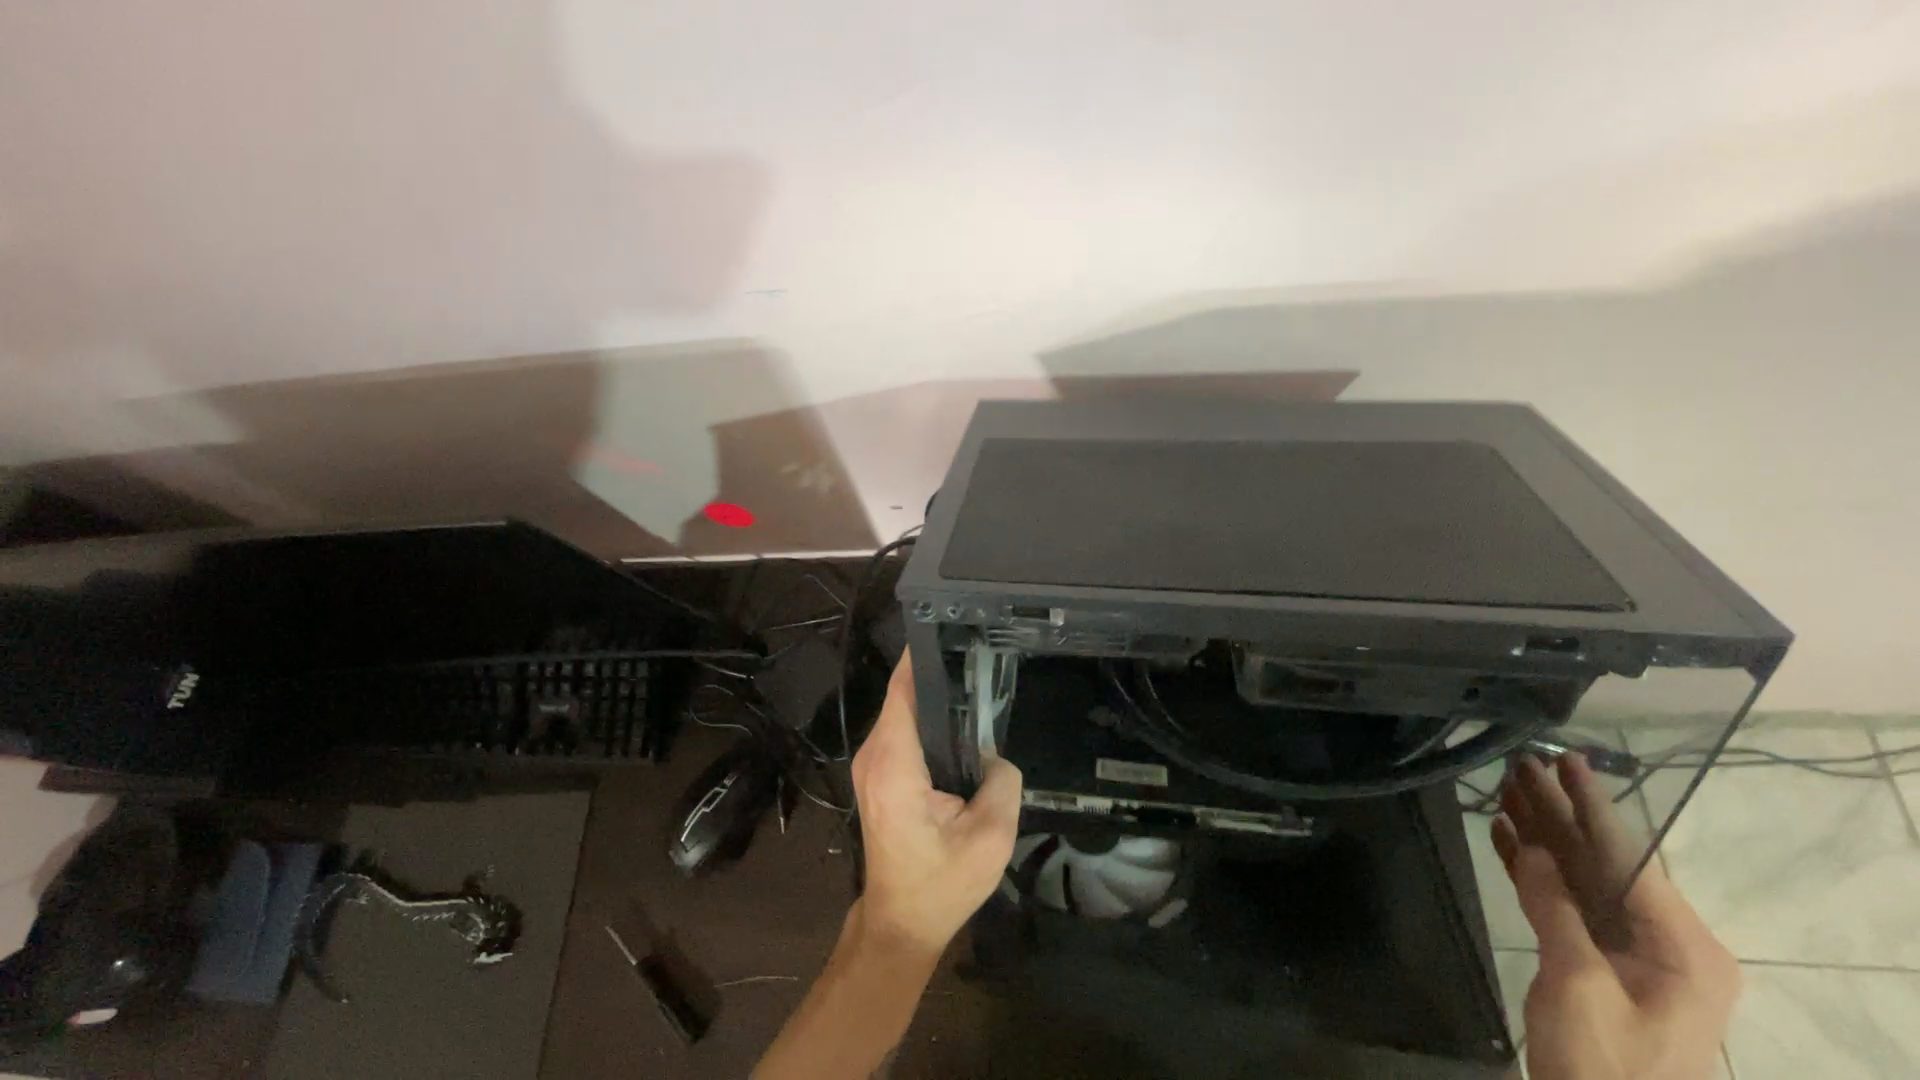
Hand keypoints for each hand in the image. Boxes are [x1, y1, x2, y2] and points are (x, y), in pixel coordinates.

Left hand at [849, 650, 1022, 955]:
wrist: (903, 921)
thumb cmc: (941, 884)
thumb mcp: (991, 837)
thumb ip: (1001, 781)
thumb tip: (993, 753)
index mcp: (894, 764)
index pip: (904, 690)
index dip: (925, 656)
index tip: (954, 627)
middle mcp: (874, 755)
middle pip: (904, 695)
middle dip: (939, 673)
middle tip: (983, 653)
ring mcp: (872, 764)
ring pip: (904, 712)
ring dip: (935, 698)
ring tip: (978, 681)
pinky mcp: (879, 773)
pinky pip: (903, 730)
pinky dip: (928, 720)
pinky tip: (960, 720)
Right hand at [1493, 753, 1741, 1079]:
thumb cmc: (1603, 1063)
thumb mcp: (1579, 985)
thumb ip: (1556, 910)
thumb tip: (1531, 847)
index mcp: (1683, 947)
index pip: (1629, 859)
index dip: (1592, 807)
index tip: (1566, 761)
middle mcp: (1664, 942)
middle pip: (1602, 862)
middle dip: (1560, 814)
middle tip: (1521, 765)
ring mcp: (1629, 953)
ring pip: (1579, 878)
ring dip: (1542, 836)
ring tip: (1505, 789)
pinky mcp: (1594, 963)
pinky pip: (1564, 904)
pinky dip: (1533, 872)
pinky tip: (1505, 837)